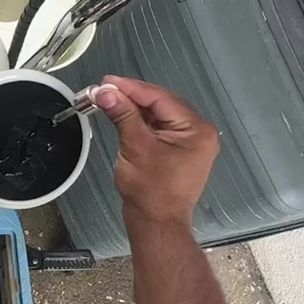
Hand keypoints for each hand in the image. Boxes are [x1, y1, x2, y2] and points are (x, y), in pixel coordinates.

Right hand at [92, 76, 218, 228]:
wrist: (156, 222)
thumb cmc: (149, 189)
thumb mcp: (135, 147)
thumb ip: (123, 115)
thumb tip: (106, 92)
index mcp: (196, 129)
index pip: (160, 98)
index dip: (131, 88)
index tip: (106, 82)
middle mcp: (199, 132)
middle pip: (162, 104)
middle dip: (132, 96)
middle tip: (104, 89)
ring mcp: (190, 142)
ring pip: (159, 115)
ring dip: (134, 108)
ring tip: (109, 100)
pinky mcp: (179, 151)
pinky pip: (160, 128)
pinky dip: (141, 121)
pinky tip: (123, 116)